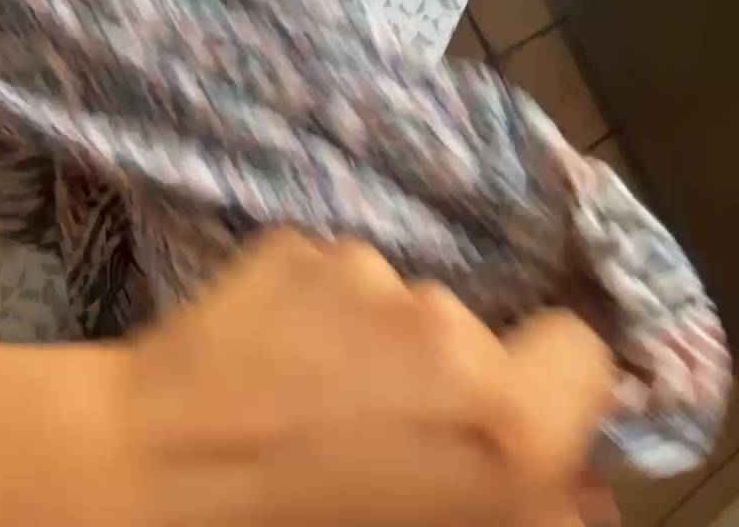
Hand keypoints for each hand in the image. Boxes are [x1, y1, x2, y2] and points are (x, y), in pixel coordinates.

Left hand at [116, 230, 617, 526]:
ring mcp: (360, 268)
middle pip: (473, 327)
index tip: (504, 408)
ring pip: (395, 297)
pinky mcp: (296, 240)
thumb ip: (527, 511)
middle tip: (377, 417)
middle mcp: (441, 321)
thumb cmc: (301, 524)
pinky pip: (328, 272)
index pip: (580, 350)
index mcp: (497, 415)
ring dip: (372, 332)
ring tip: (309, 384)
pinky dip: (314, 301)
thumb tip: (581, 487)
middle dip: (442, 367)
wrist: (157, 461)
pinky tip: (270, 346)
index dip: (552, 381)